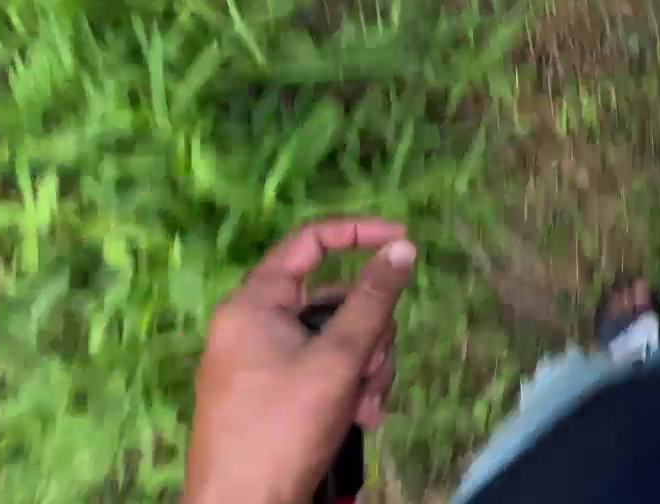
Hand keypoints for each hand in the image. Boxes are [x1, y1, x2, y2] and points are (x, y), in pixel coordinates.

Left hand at [184, 219, 417, 503]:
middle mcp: (256, 323)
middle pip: (339, 295)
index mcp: (255, 305)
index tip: (405, 241)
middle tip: (376, 364)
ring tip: (368, 402)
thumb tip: (404, 246)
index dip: (362, 232)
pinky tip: (362, 413)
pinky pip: (330, 361)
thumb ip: (375, 296)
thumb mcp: (340, 356)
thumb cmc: (284, 427)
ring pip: (343, 332)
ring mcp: (265, 357)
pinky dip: (353, 381)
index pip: (312, 240)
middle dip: (373, 329)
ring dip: (369, 362)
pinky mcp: (276, 386)